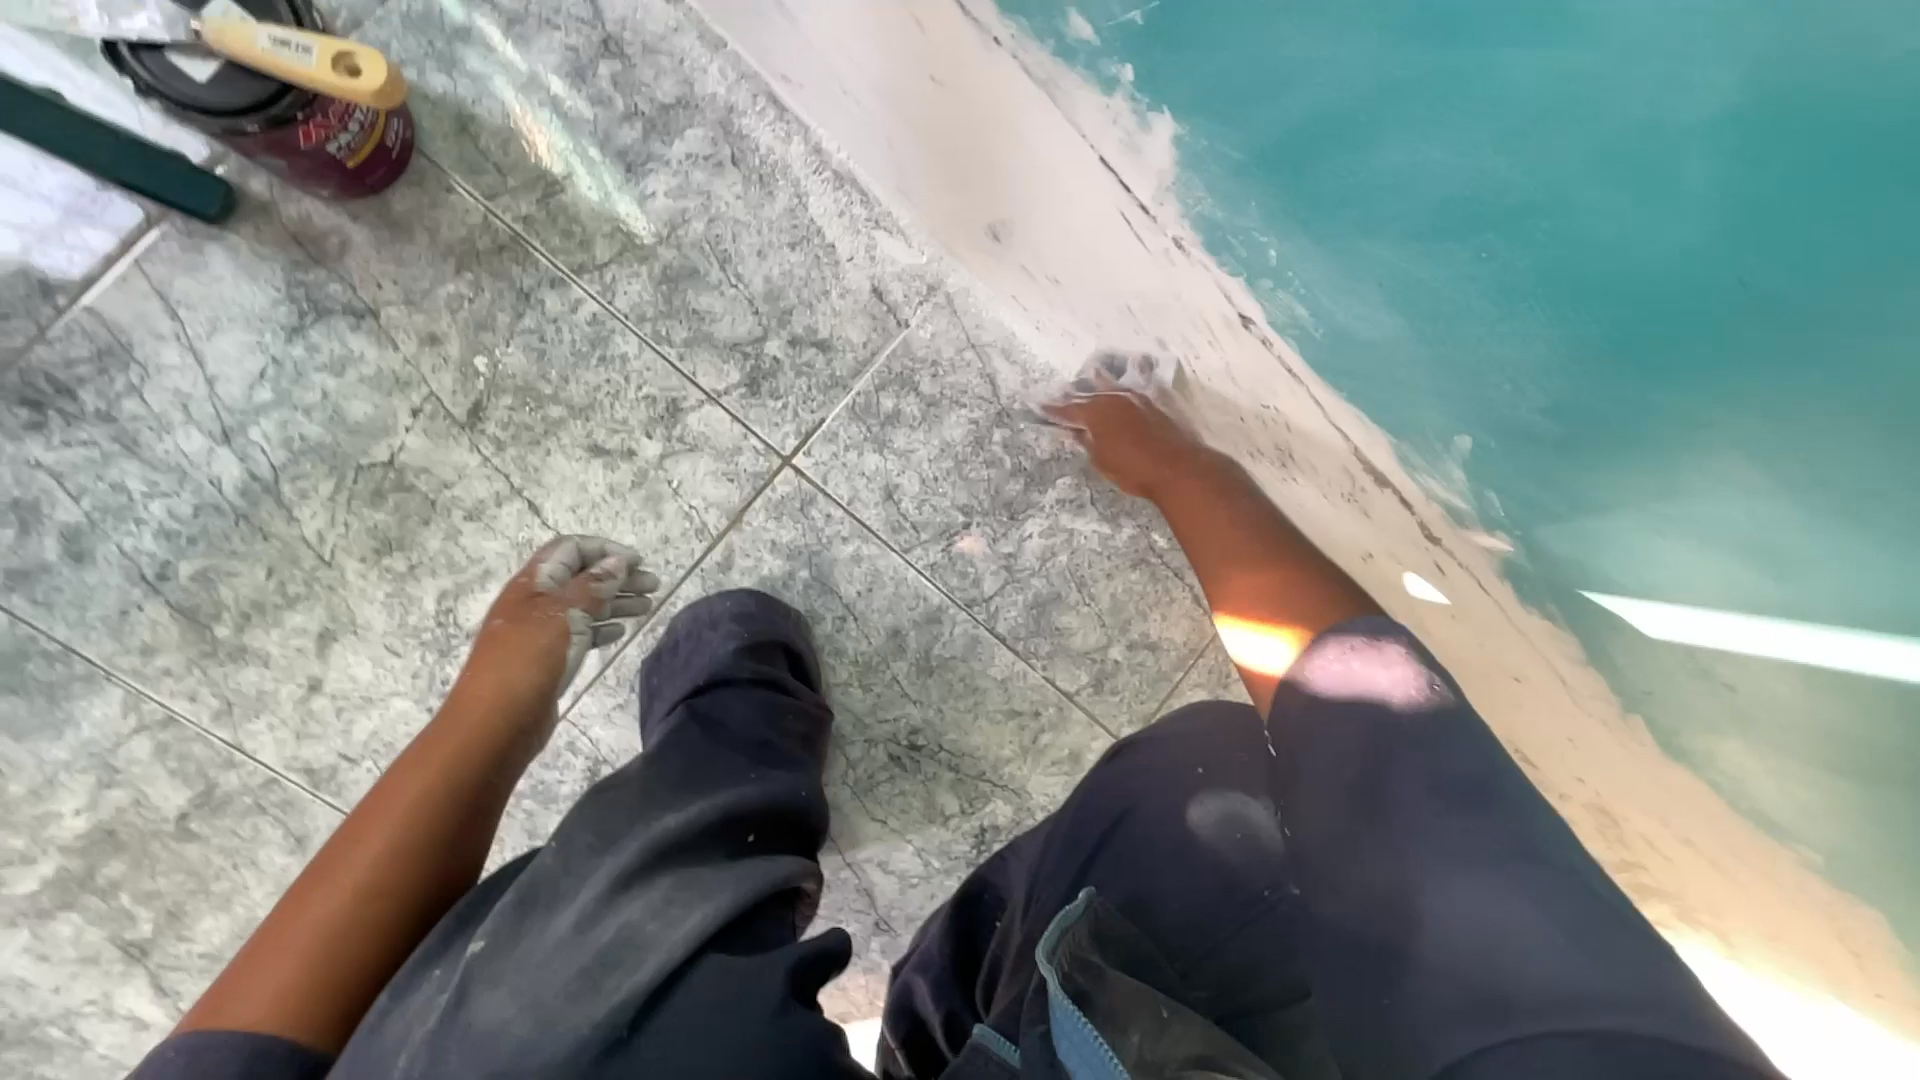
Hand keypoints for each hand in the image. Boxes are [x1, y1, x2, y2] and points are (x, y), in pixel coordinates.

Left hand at [455, 536, 660, 728]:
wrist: (495, 724)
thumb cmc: (528, 661)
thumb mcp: (564, 616)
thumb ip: (593, 587)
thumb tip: (618, 562)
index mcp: (534, 583)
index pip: (571, 549)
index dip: (605, 549)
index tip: (638, 562)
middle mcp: (536, 601)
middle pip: (581, 576)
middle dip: (617, 576)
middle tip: (653, 585)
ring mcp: (540, 630)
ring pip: (583, 604)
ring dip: (616, 601)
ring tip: (647, 606)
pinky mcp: (547, 657)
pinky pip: (579, 632)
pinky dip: (602, 627)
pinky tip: (620, 631)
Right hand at [1039, 355, 1215, 499]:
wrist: (1178, 468)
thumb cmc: (1133, 470)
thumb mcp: (1101, 460)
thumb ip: (1087, 442)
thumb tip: (1077, 431)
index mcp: (1095, 412)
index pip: (1068, 409)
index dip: (1053, 409)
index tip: (1039, 406)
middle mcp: (1114, 398)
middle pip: (1088, 393)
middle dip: (1072, 395)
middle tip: (1059, 392)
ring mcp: (1136, 397)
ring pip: (1111, 387)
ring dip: (1097, 384)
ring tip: (1088, 378)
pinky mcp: (1154, 402)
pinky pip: (1131, 389)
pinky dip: (1120, 388)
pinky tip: (1120, 385)